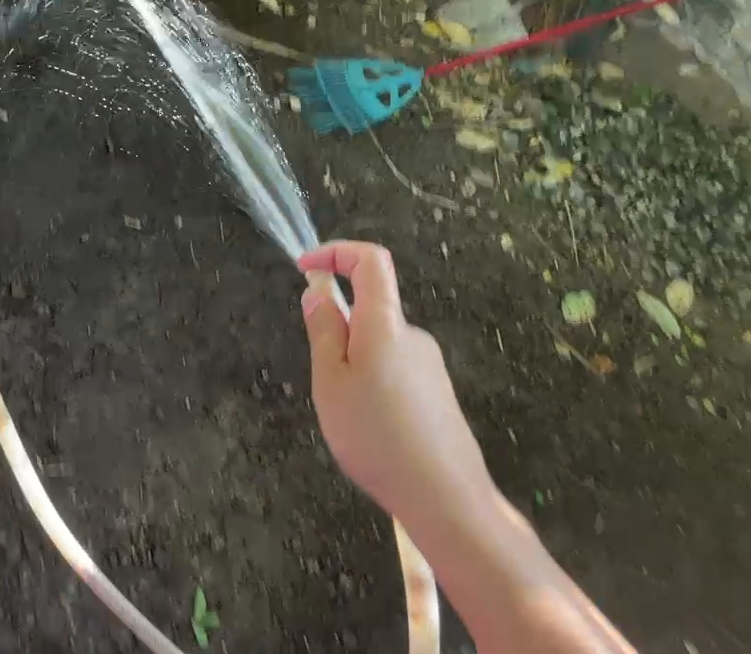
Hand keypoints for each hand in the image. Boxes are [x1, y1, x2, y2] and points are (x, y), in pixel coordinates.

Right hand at [294, 241, 492, 526]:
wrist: (446, 498)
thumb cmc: (376, 436)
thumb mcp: (331, 382)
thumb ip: (324, 331)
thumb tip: (319, 291)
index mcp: (385, 324)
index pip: (370, 261)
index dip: (336, 252)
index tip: (305, 269)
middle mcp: (412, 335)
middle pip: (371, 307)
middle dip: (337, 331)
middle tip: (324, 382)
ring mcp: (429, 365)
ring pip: (378, 345)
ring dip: (353, 364)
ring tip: (348, 416)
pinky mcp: (437, 392)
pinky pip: (393, 370)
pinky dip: (372, 384)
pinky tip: (372, 431)